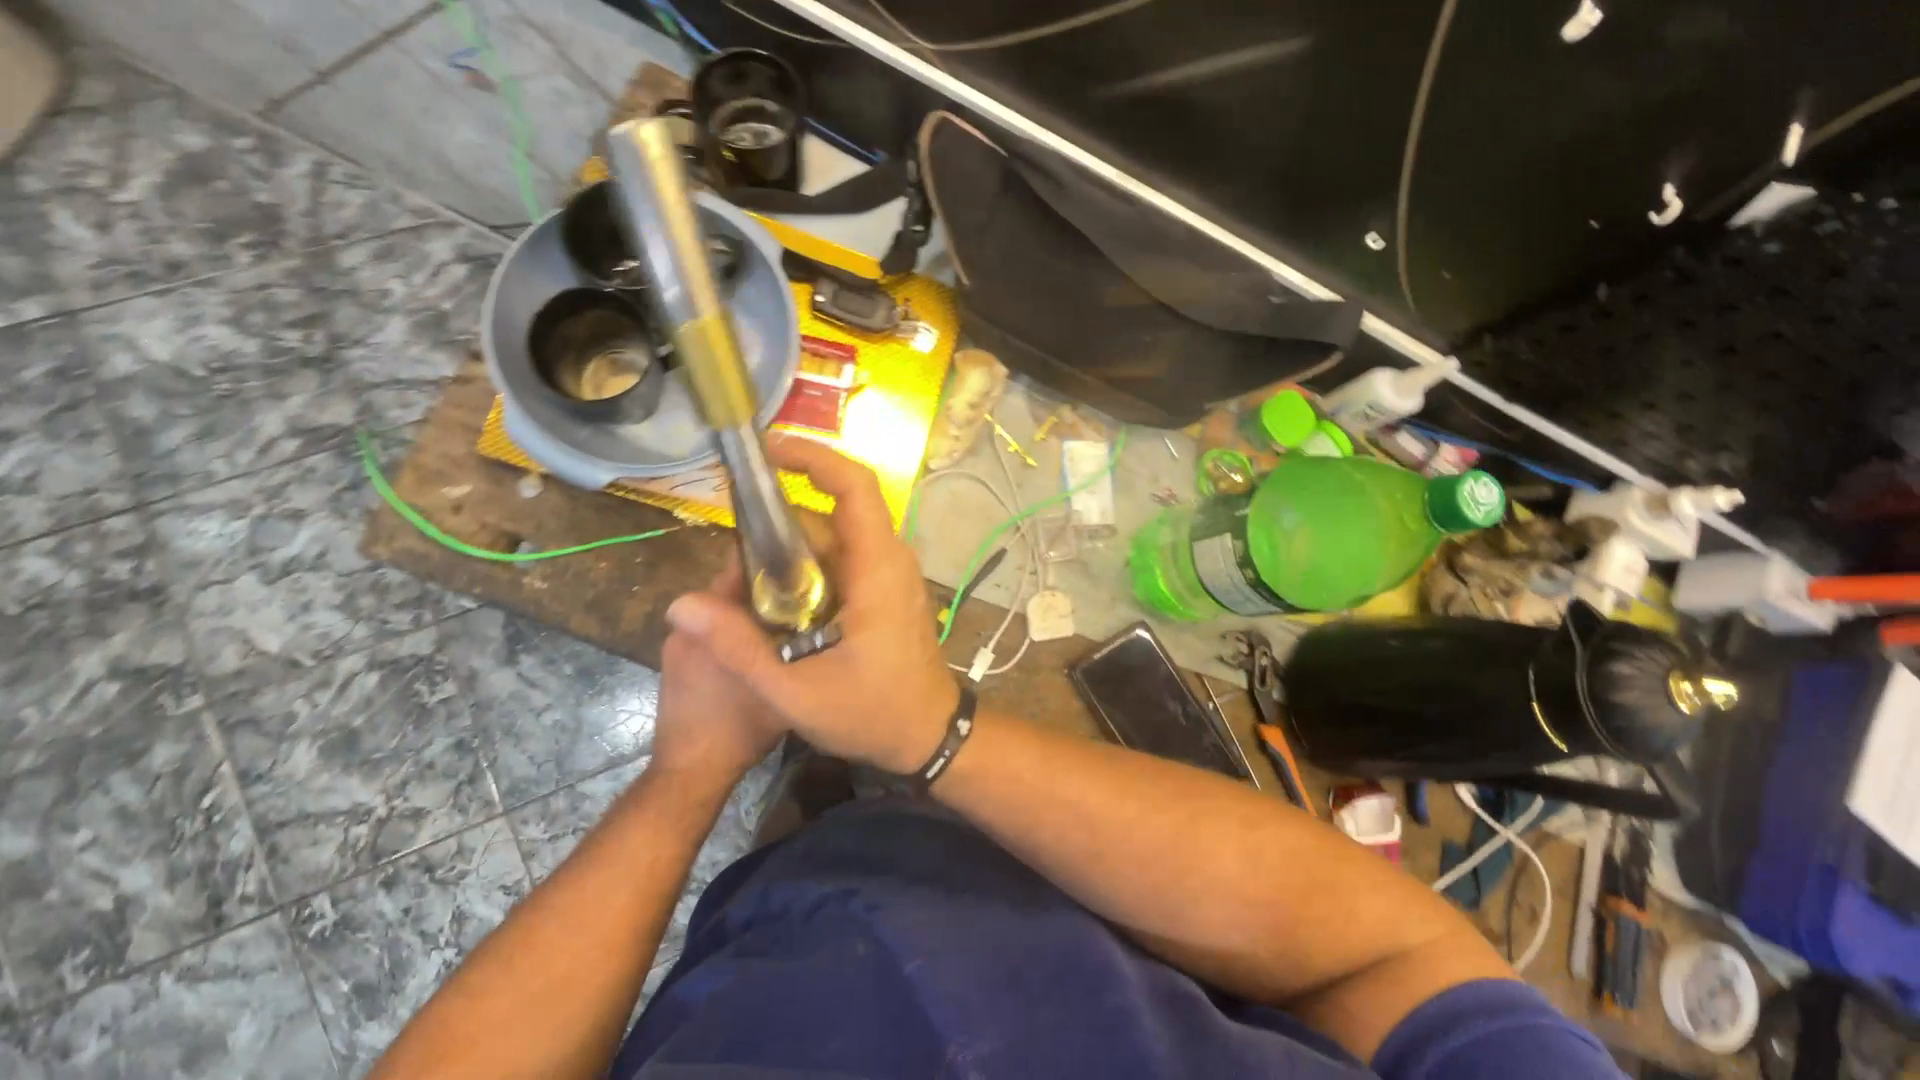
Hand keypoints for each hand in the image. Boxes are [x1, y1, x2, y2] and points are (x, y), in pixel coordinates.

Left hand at [650, 560, 788, 781]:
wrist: (692, 770)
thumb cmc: (737, 725)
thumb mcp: (780, 684)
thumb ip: (797, 647)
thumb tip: (824, 618)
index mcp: (708, 615)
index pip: (741, 566)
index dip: (776, 563)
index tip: (808, 566)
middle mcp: (686, 620)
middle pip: (734, 591)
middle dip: (769, 594)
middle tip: (808, 601)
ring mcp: (677, 644)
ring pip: (723, 615)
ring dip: (752, 619)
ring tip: (791, 628)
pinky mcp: (674, 664)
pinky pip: (711, 637)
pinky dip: (735, 638)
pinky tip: (762, 655)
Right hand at [664, 438, 958, 773]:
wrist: (929, 737)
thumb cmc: (874, 715)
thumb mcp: (796, 692)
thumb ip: (738, 649)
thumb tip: (680, 606)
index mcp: (876, 569)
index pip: (854, 486)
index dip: (812, 457)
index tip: (765, 450)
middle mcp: (887, 559)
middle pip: (826, 514)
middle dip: (774, 521)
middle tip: (727, 550)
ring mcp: (887, 574)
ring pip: (828, 539)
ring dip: (783, 551)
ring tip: (738, 582)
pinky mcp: (882, 590)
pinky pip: (836, 561)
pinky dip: (800, 570)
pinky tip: (768, 602)